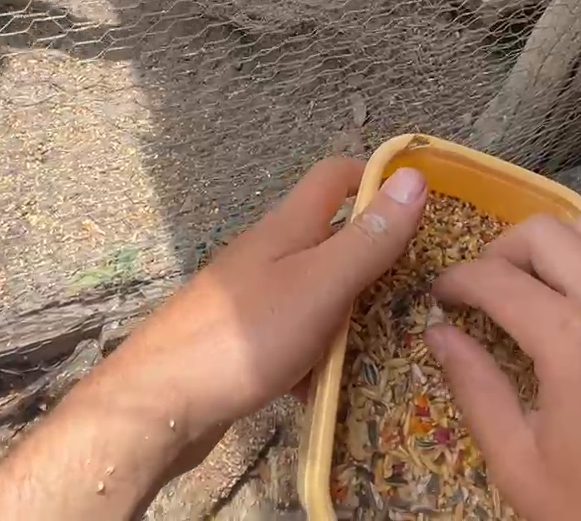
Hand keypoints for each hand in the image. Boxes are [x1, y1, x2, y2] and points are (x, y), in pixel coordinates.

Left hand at [92, 154, 428, 458]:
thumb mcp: (320, 284)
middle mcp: (272, 250)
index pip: (336, 175)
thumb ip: (368, 237)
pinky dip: (319, 347)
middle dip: (375, 251)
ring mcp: (256, 294)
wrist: (158, 404)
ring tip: (394, 337)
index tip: (422, 200)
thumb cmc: (245, 336)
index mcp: (290, 226)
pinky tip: (332, 381)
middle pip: (332, 233)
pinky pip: (297, 329)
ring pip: (318, 286)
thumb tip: (414, 176)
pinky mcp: (247, 336)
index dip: (376, 175)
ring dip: (351, 306)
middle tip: (422, 281)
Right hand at [429, 215, 580, 520]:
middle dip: (500, 249)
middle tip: (483, 288)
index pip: (496, 279)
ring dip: (557, 244)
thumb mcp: (523, 468)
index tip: (440, 295)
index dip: (457, 279)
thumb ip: (475, 389)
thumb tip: (438, 333)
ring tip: (538, 282)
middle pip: (546, 233)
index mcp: (573, 342)